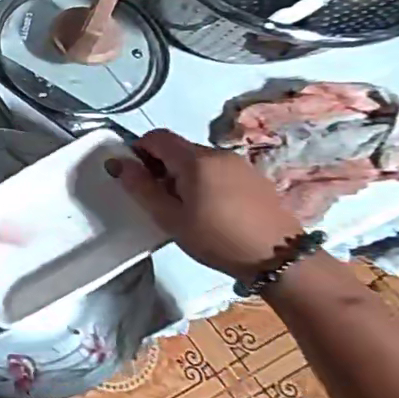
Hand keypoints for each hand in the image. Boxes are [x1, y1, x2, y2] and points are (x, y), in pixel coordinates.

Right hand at [109, 128, 304, 281]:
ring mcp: (241, 164)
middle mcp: (218, 153)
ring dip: (183, 174)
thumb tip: (117, 162)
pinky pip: (218, 170)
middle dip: (160, 165)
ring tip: (185, 207)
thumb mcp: (169, 217)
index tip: (137, 177)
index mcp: (195, 159)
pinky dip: (205, 181)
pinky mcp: (256, 178)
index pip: (156, 136)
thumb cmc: (216, 238)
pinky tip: (211, 209)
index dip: (139, 151)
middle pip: (178, 148)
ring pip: (198, 159)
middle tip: (158, 198)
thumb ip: (140, 186)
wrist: (281, 260)